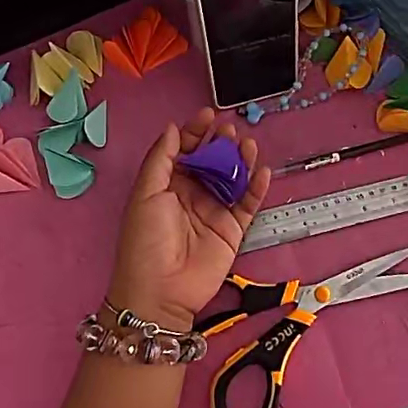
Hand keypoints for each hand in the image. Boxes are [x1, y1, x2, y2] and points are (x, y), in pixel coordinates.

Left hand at [109, 109, 270, 331]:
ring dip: (241, 160)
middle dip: (221, 143)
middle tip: (229, 131)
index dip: (196, 132)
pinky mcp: (233, 229)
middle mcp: (192, 194)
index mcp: (167, 185)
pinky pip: (249, 203)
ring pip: (233, 178)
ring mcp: (214, 211)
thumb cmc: (145, 242)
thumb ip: (161, 159)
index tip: (208, 116)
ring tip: (247, 145)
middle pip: (212, 161)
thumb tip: (173, 128)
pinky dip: (258, 187)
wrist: (160, 291)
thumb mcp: (146, 194)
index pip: (185, 151)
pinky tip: (262, 172)